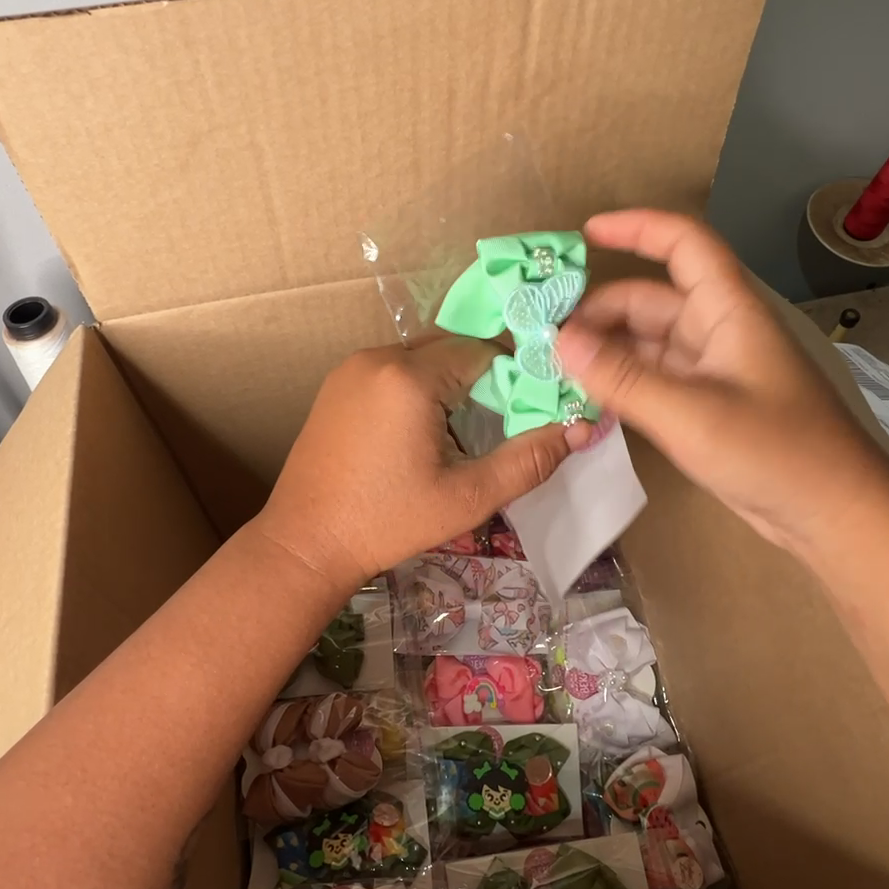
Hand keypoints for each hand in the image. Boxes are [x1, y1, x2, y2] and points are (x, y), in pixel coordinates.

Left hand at [255, 337, 587, 587]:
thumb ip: (528, 459)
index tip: (529, 409)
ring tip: (464, 428)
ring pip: (422, 355)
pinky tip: (424, 428)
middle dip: (483, 377)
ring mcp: (352, 367)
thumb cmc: (388, 522)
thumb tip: (583, 428)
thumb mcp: (468, 497)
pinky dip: (419, 385)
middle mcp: (378, 357)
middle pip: (452, 347)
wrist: (306, 541)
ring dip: (450, 381)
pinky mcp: (337, 383)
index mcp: (410, 377)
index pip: (484, 351)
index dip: (514, 376)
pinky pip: (394, 368)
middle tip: (500, 421)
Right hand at [556, 210, 888, 550]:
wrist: (833, 515)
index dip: (636, 228)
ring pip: (645, 344)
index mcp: (727, 311)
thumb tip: (557, 339)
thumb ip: (621, 377)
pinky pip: (651, 380)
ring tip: (553, 370)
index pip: (683, 245)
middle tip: (544, 338)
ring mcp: (710, 372)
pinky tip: (585, 399)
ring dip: (604, 351)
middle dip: (598, 311)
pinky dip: (619, 384)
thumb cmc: (774, 452)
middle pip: (649, 300)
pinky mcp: (704, 407)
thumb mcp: (690, 413)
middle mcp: (716, 332)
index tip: (583, 235)